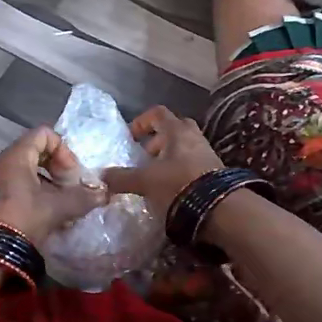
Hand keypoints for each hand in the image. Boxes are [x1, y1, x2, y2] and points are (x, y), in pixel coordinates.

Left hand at [0, 127, 106, 242]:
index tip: (71, 174)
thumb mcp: (58, 207)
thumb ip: (84, 197)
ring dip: (49, 183)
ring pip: (29, 170)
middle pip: (37, 151)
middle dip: (58, 168)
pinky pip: (19, 185)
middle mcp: (3, 162)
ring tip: (62, 203)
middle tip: (69, 187)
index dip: (63, 150)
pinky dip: (37, 193)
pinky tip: (49, 213)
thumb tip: (104, 194)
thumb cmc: (25, 218)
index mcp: (16, 155)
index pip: (44, 134)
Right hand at [101, 106, 224, 219]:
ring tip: (156, 175)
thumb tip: (102, 177)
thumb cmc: (178, 184)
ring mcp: (207, 154)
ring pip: (185, 147)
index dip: (141, 121)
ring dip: (169, 156)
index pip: (158, 113)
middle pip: (174, 128)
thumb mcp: (145, 181)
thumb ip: (122, 178)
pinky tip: (171, 187)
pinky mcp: (215, 172)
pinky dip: (180, 170)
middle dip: (157, 140)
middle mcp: (194, 137)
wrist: (218, 208)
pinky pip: (194, 163)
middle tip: (146, 155)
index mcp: (176, 131)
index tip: (131, 136)